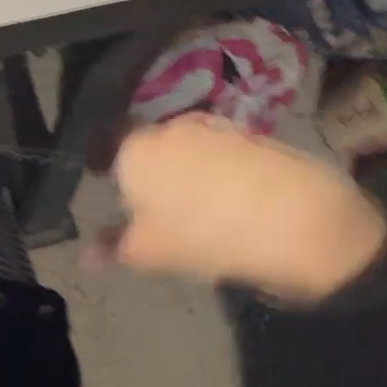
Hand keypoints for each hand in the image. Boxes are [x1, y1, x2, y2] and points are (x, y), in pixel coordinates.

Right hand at [85, 115, 386, 303]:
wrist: (301, 224)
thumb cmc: (203, 234)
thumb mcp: (146, 252)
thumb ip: (110, 248)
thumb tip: (85, 258)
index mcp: (135, 149)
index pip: (108, 148)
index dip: (108, 170)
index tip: (115, 195)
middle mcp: (172, 128)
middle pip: (151, 147)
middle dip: (150, 170)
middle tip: (155, 207)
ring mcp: (219, 129)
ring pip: (189, 149)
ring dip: (188, 171)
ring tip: (198, 209)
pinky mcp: (259, 138)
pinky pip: (225, 155)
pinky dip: (222, 173)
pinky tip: (234, 204)